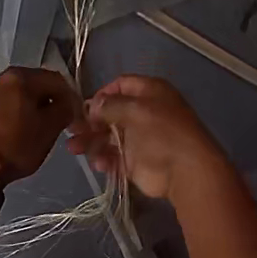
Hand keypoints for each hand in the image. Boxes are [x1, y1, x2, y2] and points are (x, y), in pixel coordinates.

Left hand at [0, 67, 81, 182]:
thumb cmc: (17, 147)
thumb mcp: (49, 130)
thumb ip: (64, 110)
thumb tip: (69, 104)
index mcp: (21, 77)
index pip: (56, 80)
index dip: (71, 97)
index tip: (75, 115)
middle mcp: (2, 76)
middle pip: (37, 83)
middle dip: (52, 101)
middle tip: (60, 122)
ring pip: (22, 93)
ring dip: (36, 106)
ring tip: (42, 127)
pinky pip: (8, 102)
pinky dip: (20, 110)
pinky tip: (23, 128)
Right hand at [68, 76, 227, 200]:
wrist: (185, 171)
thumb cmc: (163, 133)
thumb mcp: (136, 110)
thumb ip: (110, 106)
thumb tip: (92, 106)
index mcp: (149, 94)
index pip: (120, 86)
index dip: (102, 94)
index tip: (85, 106)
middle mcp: (143, 114)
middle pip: (110, 114)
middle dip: (90, 121)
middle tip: (71, 130)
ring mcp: (139, 140)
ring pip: (108, 138)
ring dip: (91, 142)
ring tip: (74, 149)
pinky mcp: (135, 164)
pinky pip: (114, 159)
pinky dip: (104, 160)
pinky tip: (98, 163)